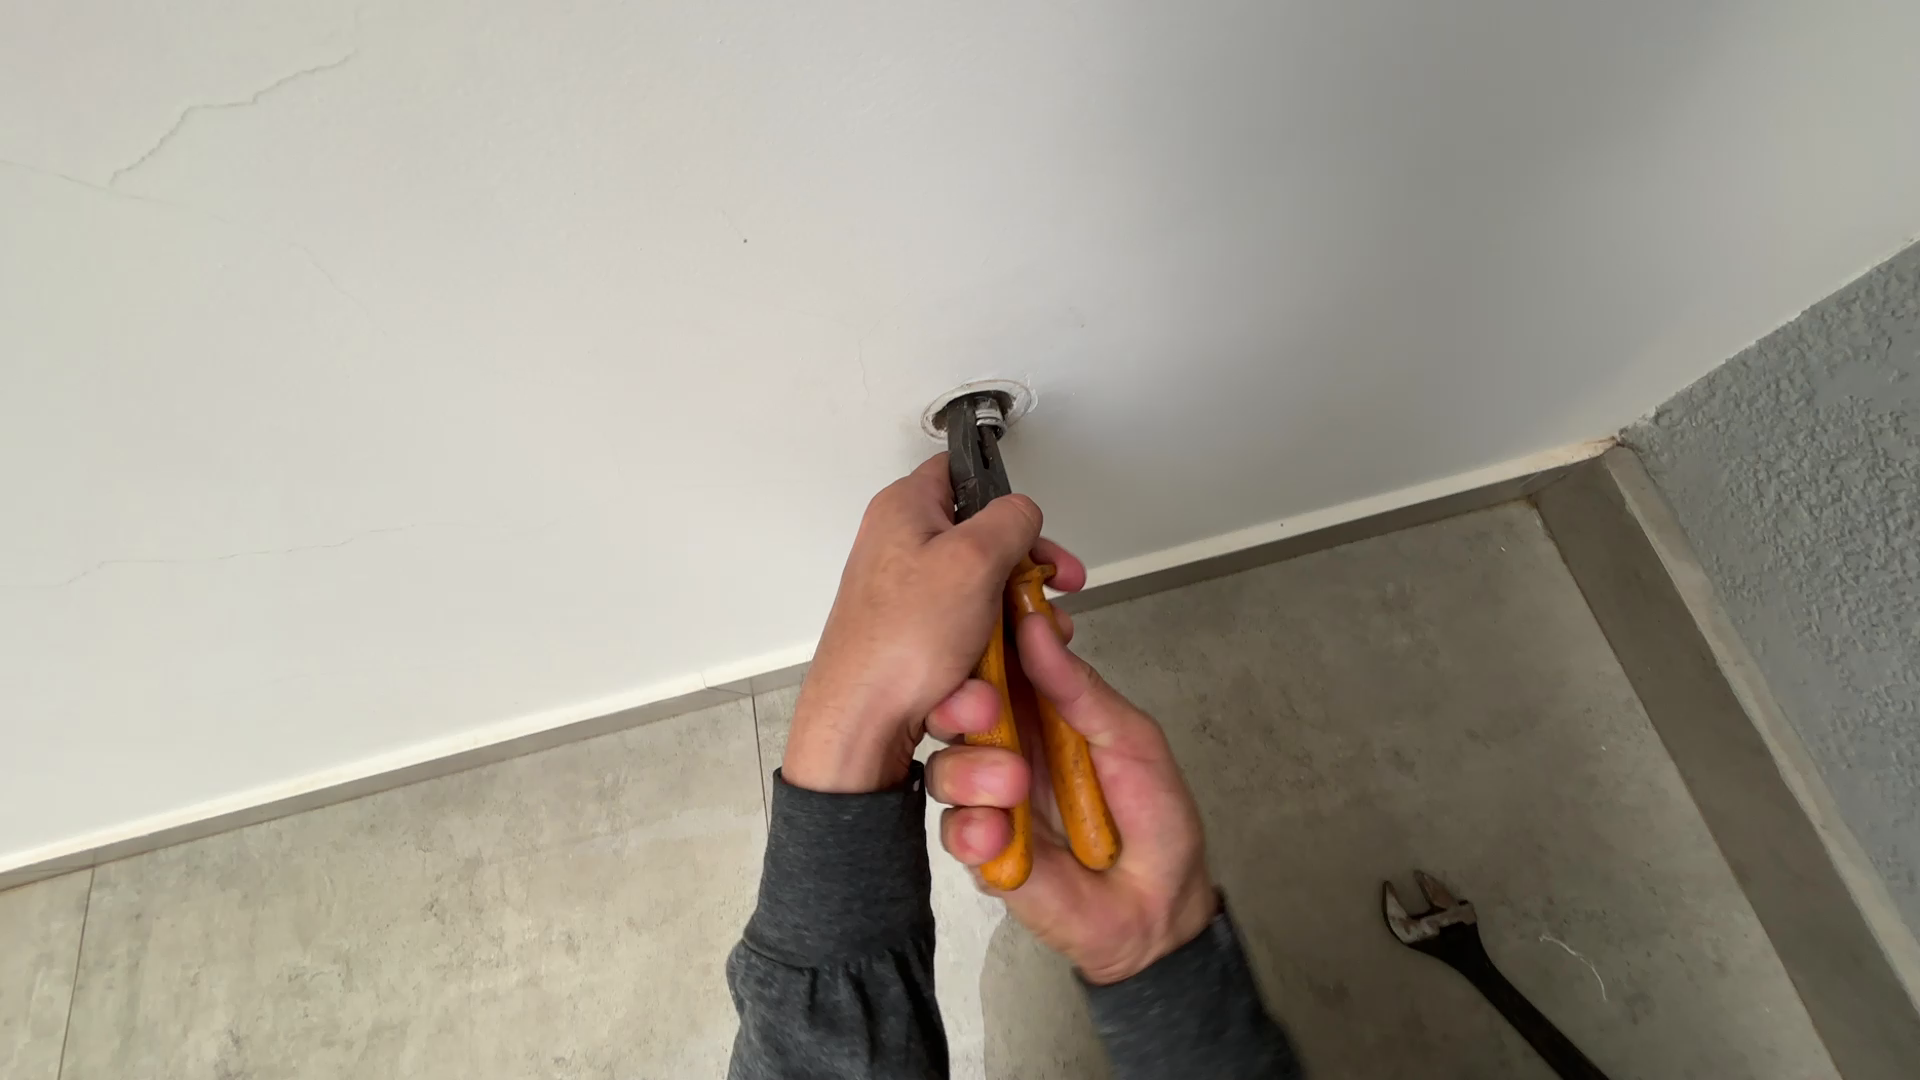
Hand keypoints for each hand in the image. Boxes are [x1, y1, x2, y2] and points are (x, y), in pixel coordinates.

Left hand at [781, 454, 1082, 793]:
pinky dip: (990, 639)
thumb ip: (1010, 520)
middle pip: (980, 537)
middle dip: (1025, 566)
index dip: (1004, 494)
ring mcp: (904, 591)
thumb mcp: (973, 560)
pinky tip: (1005, 662)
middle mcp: (900, 544)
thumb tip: (1023, 511)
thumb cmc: (903, 639)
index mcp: (906, 508)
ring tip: (1034, 638)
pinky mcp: (911, 632)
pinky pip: (963, 624)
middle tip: (1056, 587)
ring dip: (1014, 610)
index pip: (960, 471)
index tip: (1037, 528)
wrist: (860, 722)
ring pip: (978, 586)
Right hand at [926, 613, 1217, 984]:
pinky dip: (971, 828)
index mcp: (1038, 709)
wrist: (1159, 910)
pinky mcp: (982, 850)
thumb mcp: (1130, 739)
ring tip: (1013, 784)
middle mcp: (1005, 746)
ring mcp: (989, 799)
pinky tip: (1000, 835)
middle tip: (983, 709)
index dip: (984, 646)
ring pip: (944, 767)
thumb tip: (1035, 625)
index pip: (995, 665)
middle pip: (953, 710)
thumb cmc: (1153, 815)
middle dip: (957, 702)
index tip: (989, 633)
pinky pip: (952, 830)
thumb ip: (1079, 689)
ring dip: (967, 770)